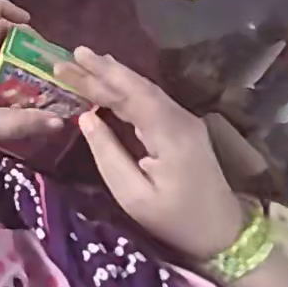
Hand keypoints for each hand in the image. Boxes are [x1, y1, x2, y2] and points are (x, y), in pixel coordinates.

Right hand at [56, 46, 246, 260]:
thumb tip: (85, 119)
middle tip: (72, 54)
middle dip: (103, 69)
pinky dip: (127, 86)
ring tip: (87, 60)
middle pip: (137, 86)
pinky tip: (113, 81)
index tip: (65, 67)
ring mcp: (185, 121)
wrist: (222, 233)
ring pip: (145, 89)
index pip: (127, 96)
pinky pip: (151, 99)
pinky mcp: (183, 127)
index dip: (95, 80)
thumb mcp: (133, 195)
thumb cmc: (174, 219)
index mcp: (168, 134)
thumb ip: (107, 154)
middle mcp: (180, 118)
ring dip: (115, 74)